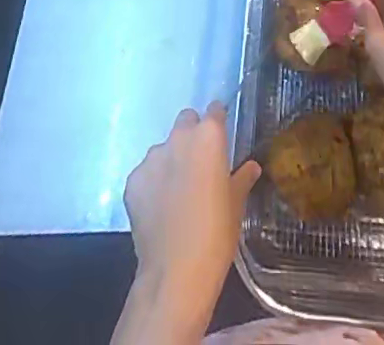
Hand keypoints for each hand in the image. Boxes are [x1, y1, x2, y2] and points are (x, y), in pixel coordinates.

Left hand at [124, 103, 261, 290]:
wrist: (175, 272)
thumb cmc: (216, 234)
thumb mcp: (235, 205)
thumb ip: (241, 178)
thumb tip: (251, 167)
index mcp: (208, 138)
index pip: (214, 111)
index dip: (218, 121)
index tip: (221, 136)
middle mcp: (178, 139)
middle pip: (186, 121)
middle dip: (192, 135)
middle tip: (199, 164)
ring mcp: (151, 159)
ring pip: (164, 148)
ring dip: (171, 160)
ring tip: (177, 193)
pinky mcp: (132, 180)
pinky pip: (146, 173)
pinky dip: (152, 183)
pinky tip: (159, 208)